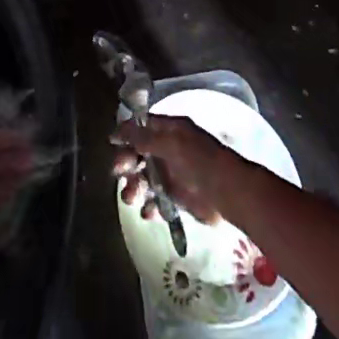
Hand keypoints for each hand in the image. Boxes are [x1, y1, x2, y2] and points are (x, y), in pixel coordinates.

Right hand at [112, 115, 246, 223]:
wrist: (227, 192)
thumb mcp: (171, 143)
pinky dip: (149, 206)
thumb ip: (144, 138)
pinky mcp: (176, 198)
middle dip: (126, 163)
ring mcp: (172, 175)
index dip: (127, 133)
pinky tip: (148, 212)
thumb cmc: (199, 161)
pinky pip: (155, 200)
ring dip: (134, 187)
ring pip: (144, 178)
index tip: (112, 142)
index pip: (143, 126)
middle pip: (139, 154)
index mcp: (170, 131)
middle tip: (119, 172)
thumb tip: (117, 131)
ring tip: (131, 198)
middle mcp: (169, 150)